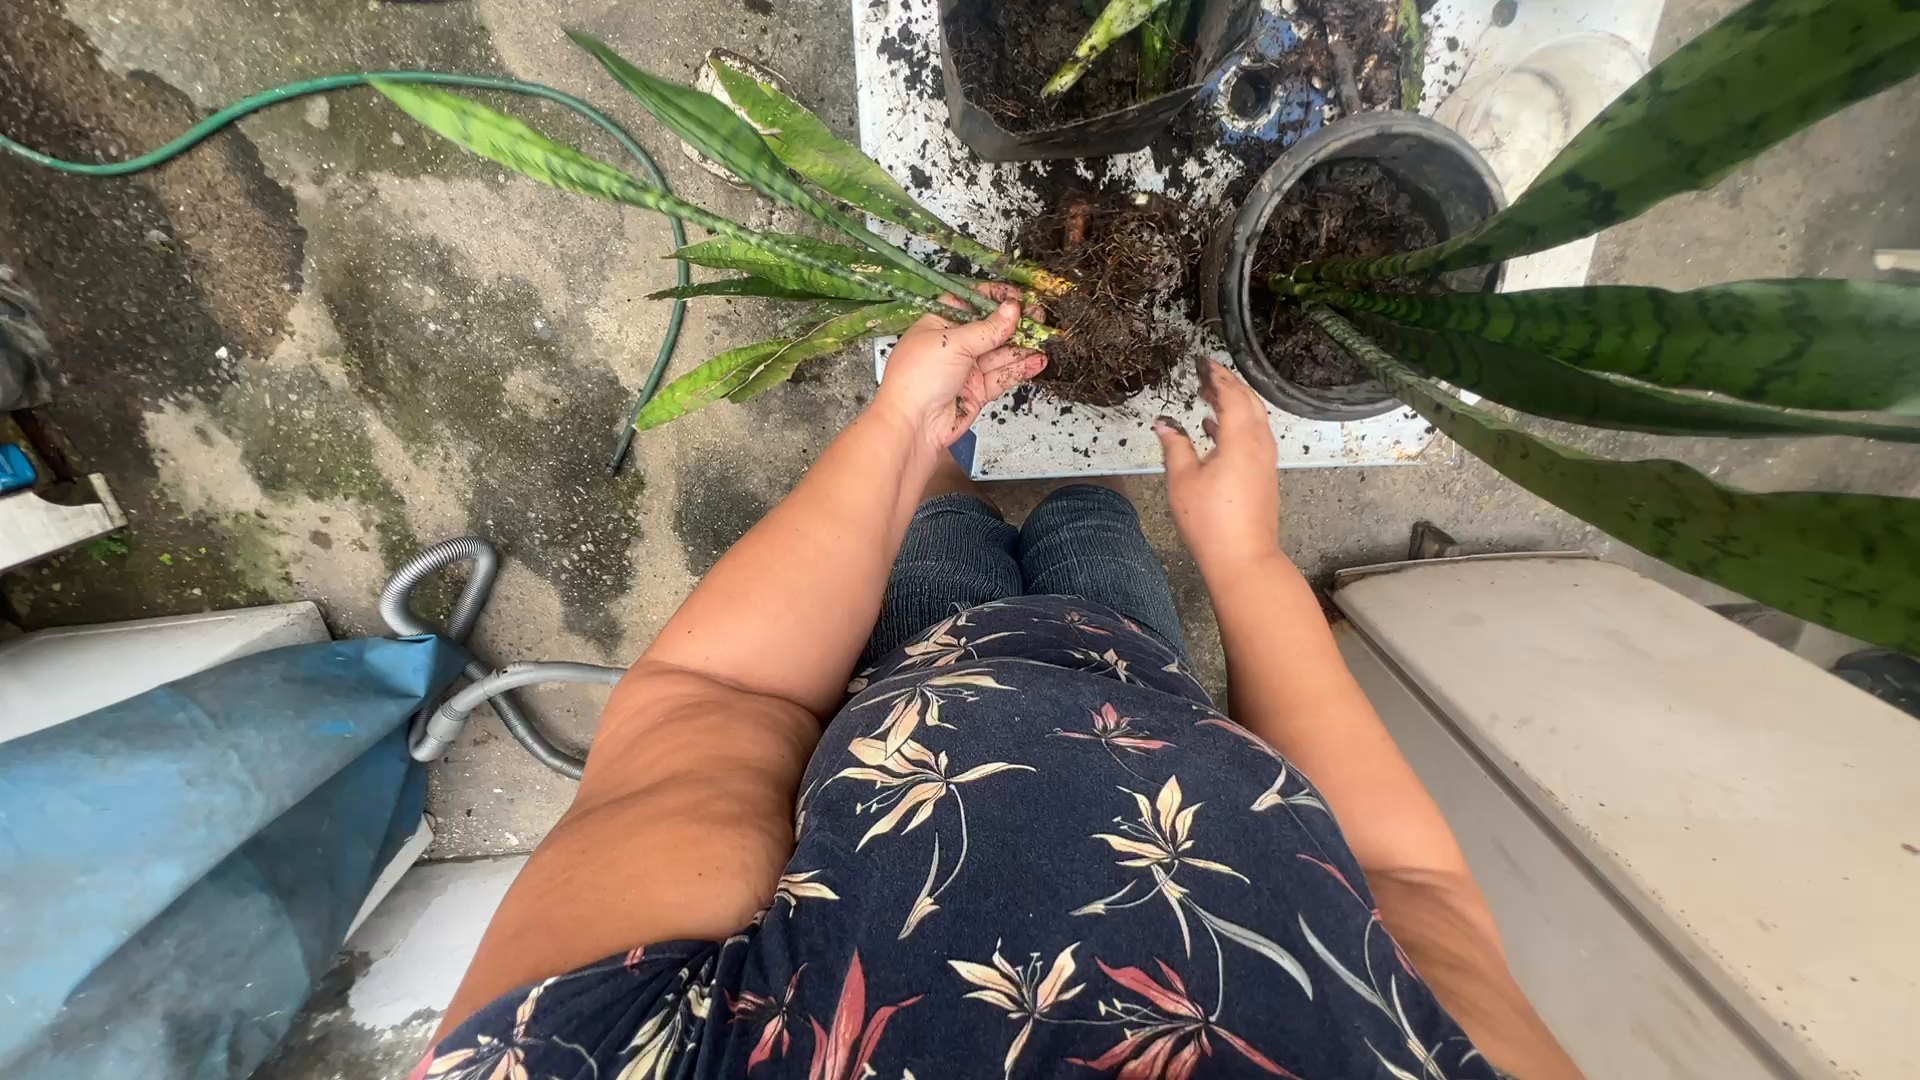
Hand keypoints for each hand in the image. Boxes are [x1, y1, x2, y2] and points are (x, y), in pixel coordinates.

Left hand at [872, 284, 1046, 449]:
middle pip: (990, 330)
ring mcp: (966, 370)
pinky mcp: (977, 391)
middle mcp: (953, 346)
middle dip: (1014, 324)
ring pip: (1000, 354)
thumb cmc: (917, 379)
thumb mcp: (953, 343)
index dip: (994, 299)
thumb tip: (1011, 308)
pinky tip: (1037, 361)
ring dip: (1022, 347)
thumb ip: (987, 328)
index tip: (1017, 297)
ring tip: (1044, 339)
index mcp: (939, 325)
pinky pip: (1002, 376)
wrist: (912, 425)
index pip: (971, 304)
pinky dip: (1021, 369)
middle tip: (1038, 318)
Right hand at [1154, 359, 1280, 574]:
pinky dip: (1235, 424)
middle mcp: (1260, 444)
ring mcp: (1265, 460)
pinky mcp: (1262, 474)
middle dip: (1228, 385)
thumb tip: (1162, 424)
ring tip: (1208, 396)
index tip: (1203, 361)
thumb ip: (1174, 445)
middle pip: (1248, 402)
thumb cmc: (1210, 521)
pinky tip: (1214, 429)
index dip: (1217, 375)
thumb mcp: (1182, 480)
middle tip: (1205, 374)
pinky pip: (1253, 436)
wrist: (1242, 557)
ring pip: (1253, 419)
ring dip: (1233, 403)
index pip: (1232, 394)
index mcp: (1241, 439)